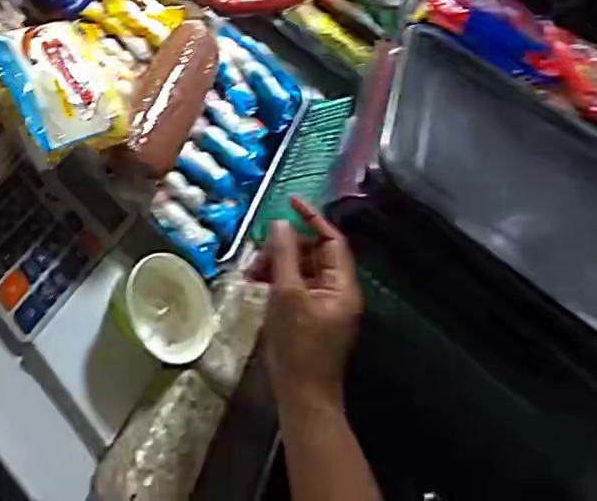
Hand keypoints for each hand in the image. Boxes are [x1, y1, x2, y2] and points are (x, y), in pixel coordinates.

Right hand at [253, 197, 362, 408]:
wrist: (302, 396)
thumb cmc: (298, 345)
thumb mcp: (287, 294)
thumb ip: (284, 255)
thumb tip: (280, 223)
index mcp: (342, 286)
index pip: (332, 240)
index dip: (312, 217)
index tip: (289, 200)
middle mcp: (337, 291)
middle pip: (314, 252)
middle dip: (285, 246)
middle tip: (258, 251)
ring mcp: (324, 304)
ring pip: (301, 267)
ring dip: (277, 263)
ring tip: (253, 273)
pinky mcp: (310, 314)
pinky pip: (295, 284)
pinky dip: (277, 279)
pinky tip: (257, 284)